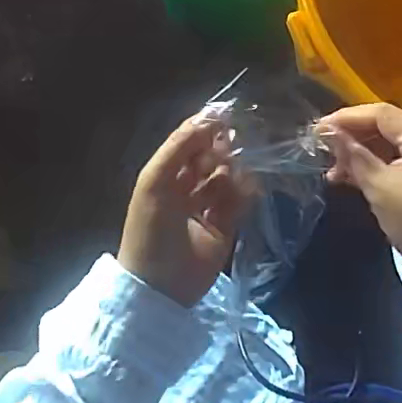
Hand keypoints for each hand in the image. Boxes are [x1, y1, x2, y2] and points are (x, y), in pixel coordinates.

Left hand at [119, 115, 247, 305]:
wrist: (159, 285)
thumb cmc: (150, 228)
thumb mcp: (155, 182)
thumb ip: (178, 148)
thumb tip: (207, 117)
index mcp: (163, 175)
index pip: (186, 144)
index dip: (204, 130)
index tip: (227, 117)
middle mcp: (184, 188)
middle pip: (209, 159)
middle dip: (222, 149)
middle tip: (239, 142)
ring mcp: (205, 208)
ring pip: (225, 179)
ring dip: (234, 171)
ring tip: (244, 166)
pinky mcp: (224, 228)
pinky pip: (238, 203)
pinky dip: (244, 193)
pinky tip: (250, 186)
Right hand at [317, 103, 401, 294]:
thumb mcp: (380, 189)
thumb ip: (352, 155)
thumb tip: (325, 131)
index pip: (383, 115)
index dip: (346, 118)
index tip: (316, 130)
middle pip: (387, 124)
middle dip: (352, 136)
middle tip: (321, 148)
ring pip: (391, 139)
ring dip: (361, 150)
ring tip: (333, 167)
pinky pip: (400, 153)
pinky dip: (376, 160)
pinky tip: (351, 173)